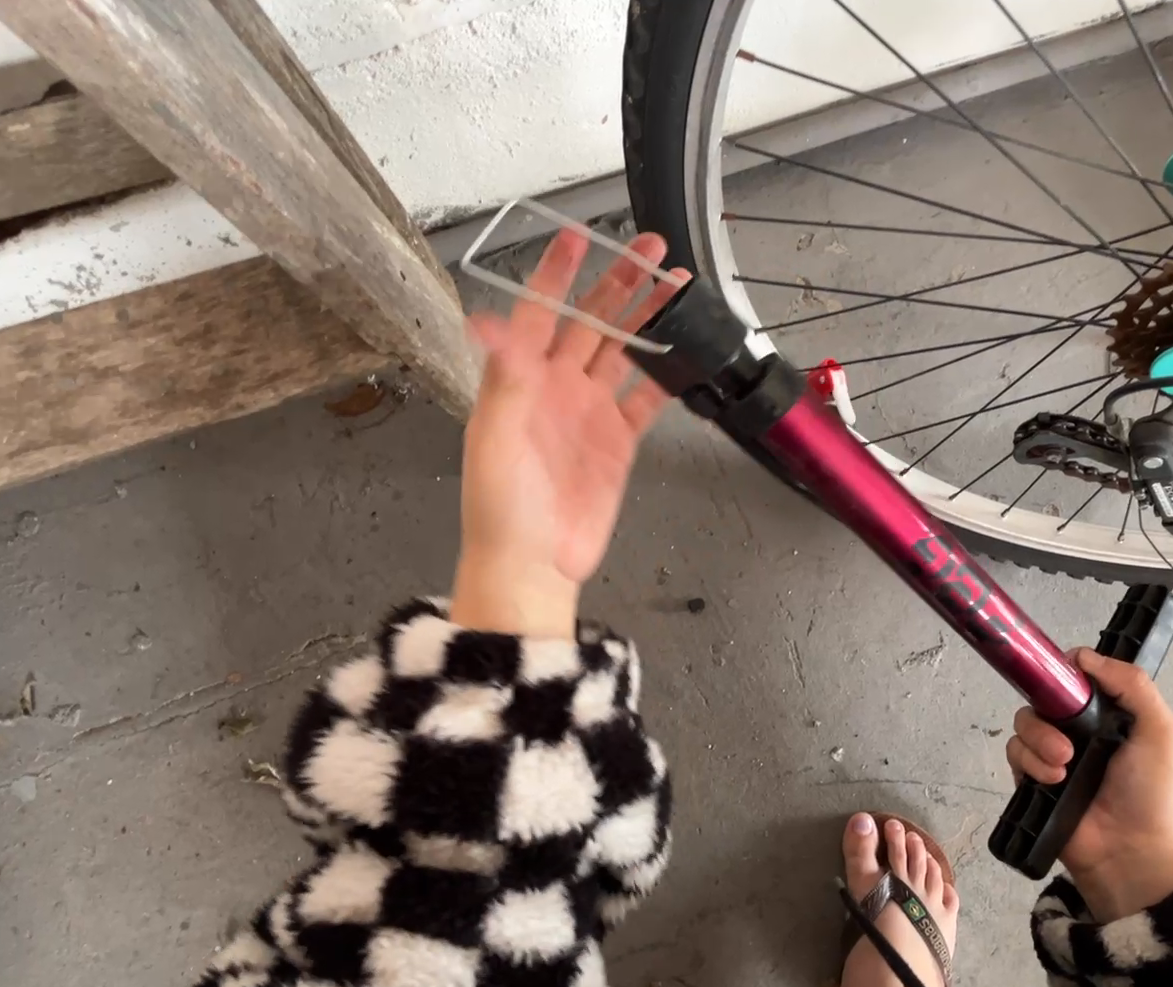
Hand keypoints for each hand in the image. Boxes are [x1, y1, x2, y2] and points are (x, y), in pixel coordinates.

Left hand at [454, 228, 688, 637]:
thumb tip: (488, 321)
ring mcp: (590, 412)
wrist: (535, 563)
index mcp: (521, 380)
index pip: (540, 311)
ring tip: (676, 287)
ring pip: (623, 352)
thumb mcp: (496, 438)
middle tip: (649, 250)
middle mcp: (557, 387)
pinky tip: (684, 355)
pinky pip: (646, 400)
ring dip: (647, 320)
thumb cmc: (502, 506)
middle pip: (592, 322)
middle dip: (620, 283)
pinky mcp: (618, 442)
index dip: (557, 272)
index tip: (577, 237)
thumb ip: (505, 379)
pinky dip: (666, 377)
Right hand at [1005, 648, 1172, 920]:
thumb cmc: (1150, 793)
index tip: (1064, 682)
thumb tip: (1082, 655)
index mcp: (1106, 711)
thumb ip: (1132, 685)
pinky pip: (1014, 751)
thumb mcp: (1160, 732)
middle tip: (1068, 747)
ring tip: (1062, 770)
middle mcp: (1075, 726)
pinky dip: (1030, 764)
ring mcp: (1051, 750)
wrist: (1127, 851)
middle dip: (1048, 718)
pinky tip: (1052, 781)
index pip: (1073, 675)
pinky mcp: (1030, 774)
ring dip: (1040, 744)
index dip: (1064, 672)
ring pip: (1024, 723)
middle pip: (1042, 696)